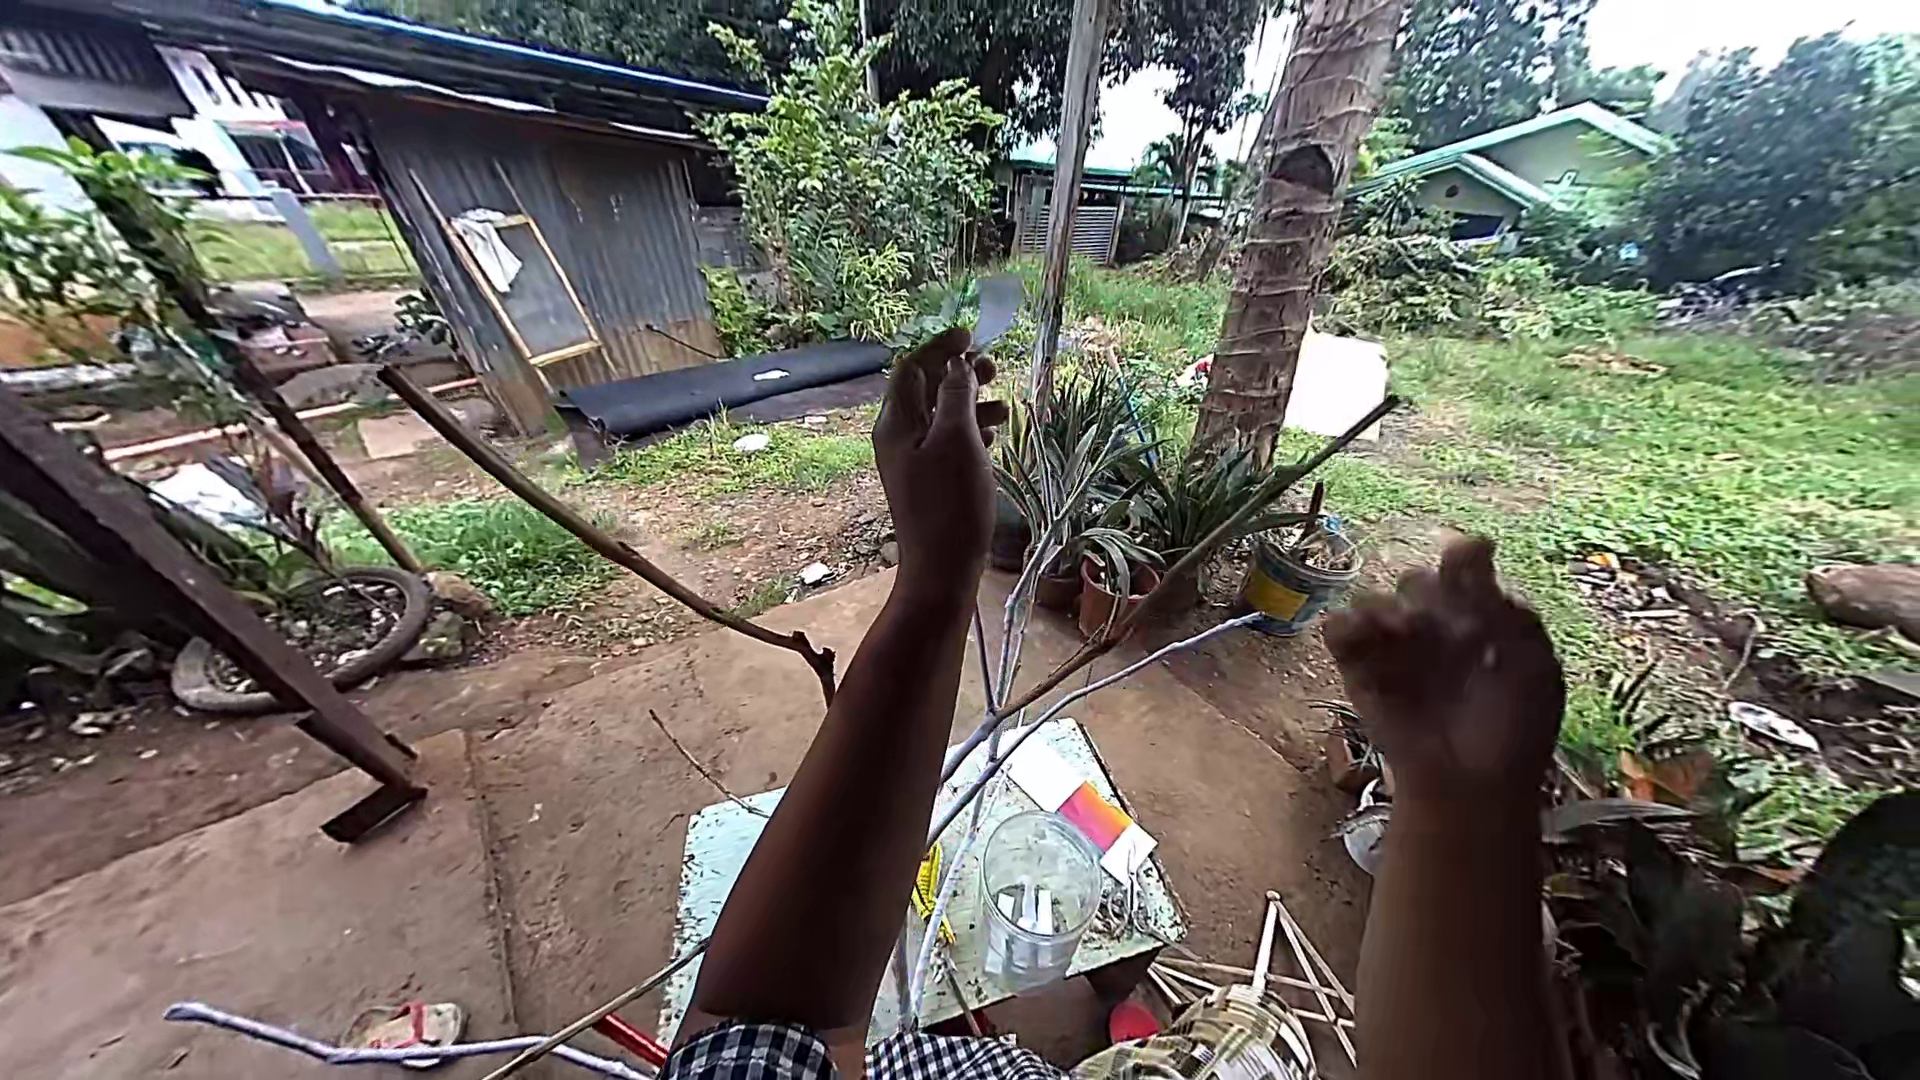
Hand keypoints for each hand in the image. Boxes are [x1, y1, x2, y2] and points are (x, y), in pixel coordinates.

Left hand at [873, 327, 1006, 606]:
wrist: (943, 567)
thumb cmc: (951, 503)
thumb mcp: (956, 440)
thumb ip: (957, 396)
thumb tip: (957, 365)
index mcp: (896, 424)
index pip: (911, 369)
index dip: (939, 347)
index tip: (969, 335)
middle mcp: (898, 439)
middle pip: (926, 391)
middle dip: (959, 375)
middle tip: (994, 369)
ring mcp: (913, 463)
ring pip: (941, 418)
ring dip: (970, 405)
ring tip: (1004, 408)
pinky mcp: (930, 483)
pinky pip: (947, 445)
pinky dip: (970, 433)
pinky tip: (994, 437)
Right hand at [1323, 536, 1563, 808]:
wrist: (1466, 777)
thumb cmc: (1509, 725)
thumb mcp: (1525, 660)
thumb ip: (1499, 604)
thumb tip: (1472, 540)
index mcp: (1475, 621)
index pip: (1459, 572)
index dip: (1459, 564)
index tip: (1464, 565)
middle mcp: (1430, 627)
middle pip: (1412, 581)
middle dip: (1422, 593)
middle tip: (1436, 620)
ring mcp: (1389, 645)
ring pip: (1371, 600)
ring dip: (1385, 611)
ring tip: (1402, 635)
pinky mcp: (1354, 664)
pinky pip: (1336, 627)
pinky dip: (1346, 626)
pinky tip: (1366, 641)